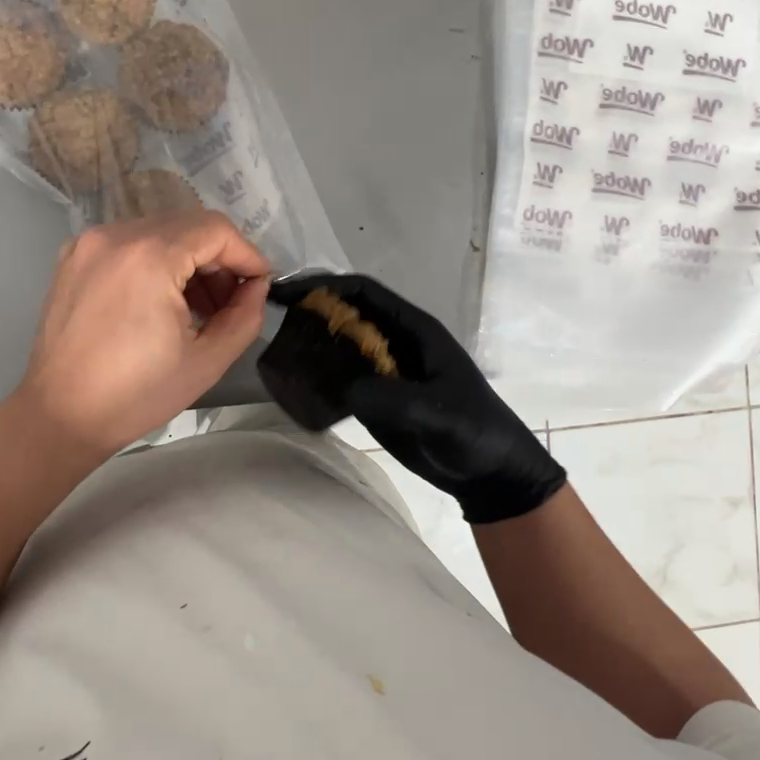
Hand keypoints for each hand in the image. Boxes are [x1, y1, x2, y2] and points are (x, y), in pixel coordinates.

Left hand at [11, 211, 270, 458]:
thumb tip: (255, 286)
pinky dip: (154, 263)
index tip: (259, 286)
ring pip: (158, 232)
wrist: (61, 416)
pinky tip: (160, 303)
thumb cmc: (136, 394)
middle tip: (231, 302)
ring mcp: (88, 245)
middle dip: (218, 258)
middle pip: (187, 225)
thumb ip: (245, 315)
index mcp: (149, 256)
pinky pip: (128, 245)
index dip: (247, 254)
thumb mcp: (207, 360)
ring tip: (198, 309)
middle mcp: (115, 236)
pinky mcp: (73, 260)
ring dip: (187, 260)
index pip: (215, 229)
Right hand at [264, 274, 565, 524]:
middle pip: (346, 312)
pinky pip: (341, 377)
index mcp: (414, 330)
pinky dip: (317, 376)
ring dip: (310, 342)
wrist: (489, 472)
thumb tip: (343, 389)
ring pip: (340, 343)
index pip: (364, 293)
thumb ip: (392, 397)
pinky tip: (294, 385)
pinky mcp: (377, 397)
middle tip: (269, 318)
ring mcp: (385, 370)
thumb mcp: (436, 413)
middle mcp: (395, 342)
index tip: (288, 293)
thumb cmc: (473, 432)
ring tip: (275, 350)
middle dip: (310, 309)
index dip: (325, 286)